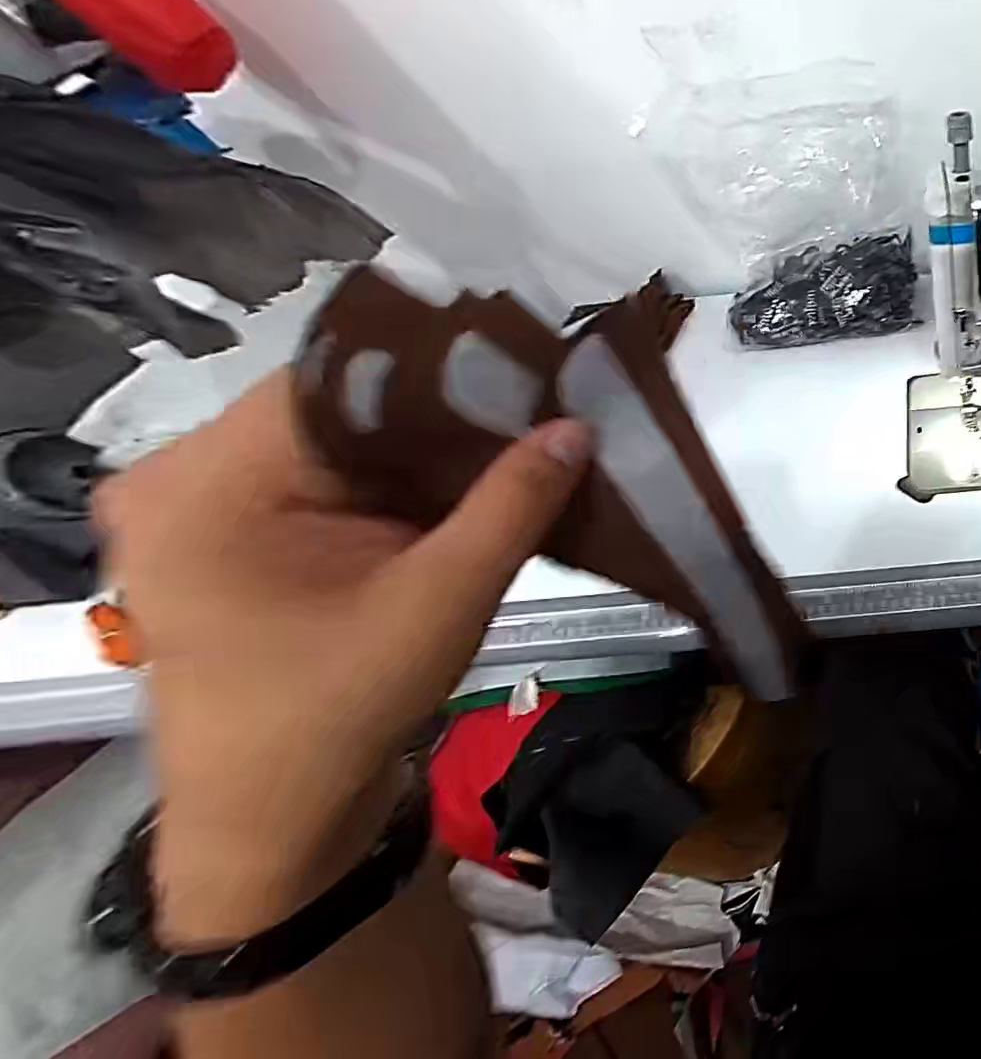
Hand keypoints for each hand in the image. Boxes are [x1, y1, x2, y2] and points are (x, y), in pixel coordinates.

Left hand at [96, 370, 591, 944]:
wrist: (283, 814)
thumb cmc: (345, 706)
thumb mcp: (446, 596)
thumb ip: (513, 505)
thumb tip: (576, 427)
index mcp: (209, 482)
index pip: (335, 383)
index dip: (439, 377)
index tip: (529, 376)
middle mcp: (194, 478)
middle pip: (342, 412)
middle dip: (447, 418)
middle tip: (542, 410)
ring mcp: (223, 510)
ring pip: (352, 448)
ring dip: (436, 453)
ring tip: (525, 440)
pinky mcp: (256, 539)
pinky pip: (349, 484)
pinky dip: (415, 485)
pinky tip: (479, 486)